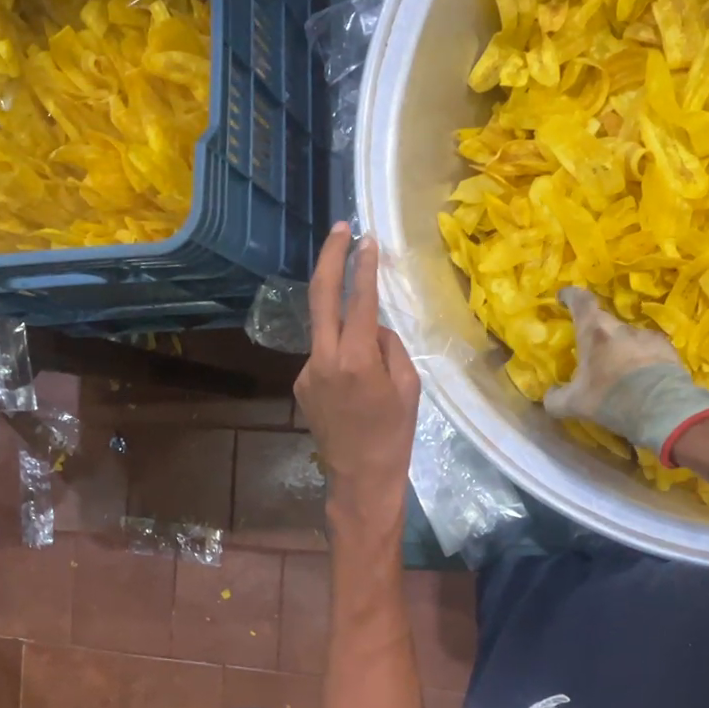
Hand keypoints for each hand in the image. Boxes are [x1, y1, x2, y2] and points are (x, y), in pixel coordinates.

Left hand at [295, 223, 421, 535]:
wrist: (360, 479)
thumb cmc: (394, 436)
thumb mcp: (408, 387)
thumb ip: (390, 347)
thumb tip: (374, 326)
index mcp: (356, 360)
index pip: (359, 300)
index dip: (363, 266)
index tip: (366, 239)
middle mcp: (324, 359)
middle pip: (320, 296)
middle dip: (329, 258)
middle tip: (340, 228)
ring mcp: (306, 372)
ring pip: (327, 331)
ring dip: (346, 326)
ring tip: (374, 369)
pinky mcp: (300, 385)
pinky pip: (325, 356)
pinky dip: (342, 356)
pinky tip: (357, 389)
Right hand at [545, 288, 708, 465]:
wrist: (662, 408)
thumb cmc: (611, 398)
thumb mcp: (575, 404)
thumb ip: (556, 399)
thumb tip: (549, 396)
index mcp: (595, 331)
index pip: (581, 301)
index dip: (571, 296)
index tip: (564, 296)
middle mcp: (622, 328)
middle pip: (605, 322)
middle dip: (596, 335)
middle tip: (591, 354)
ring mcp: (648, 337)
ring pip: (628, 338)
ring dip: (621, 350)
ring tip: (619, 373)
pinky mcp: (669, 351)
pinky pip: (650, 351)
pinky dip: (643, 361)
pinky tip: (642, 380)